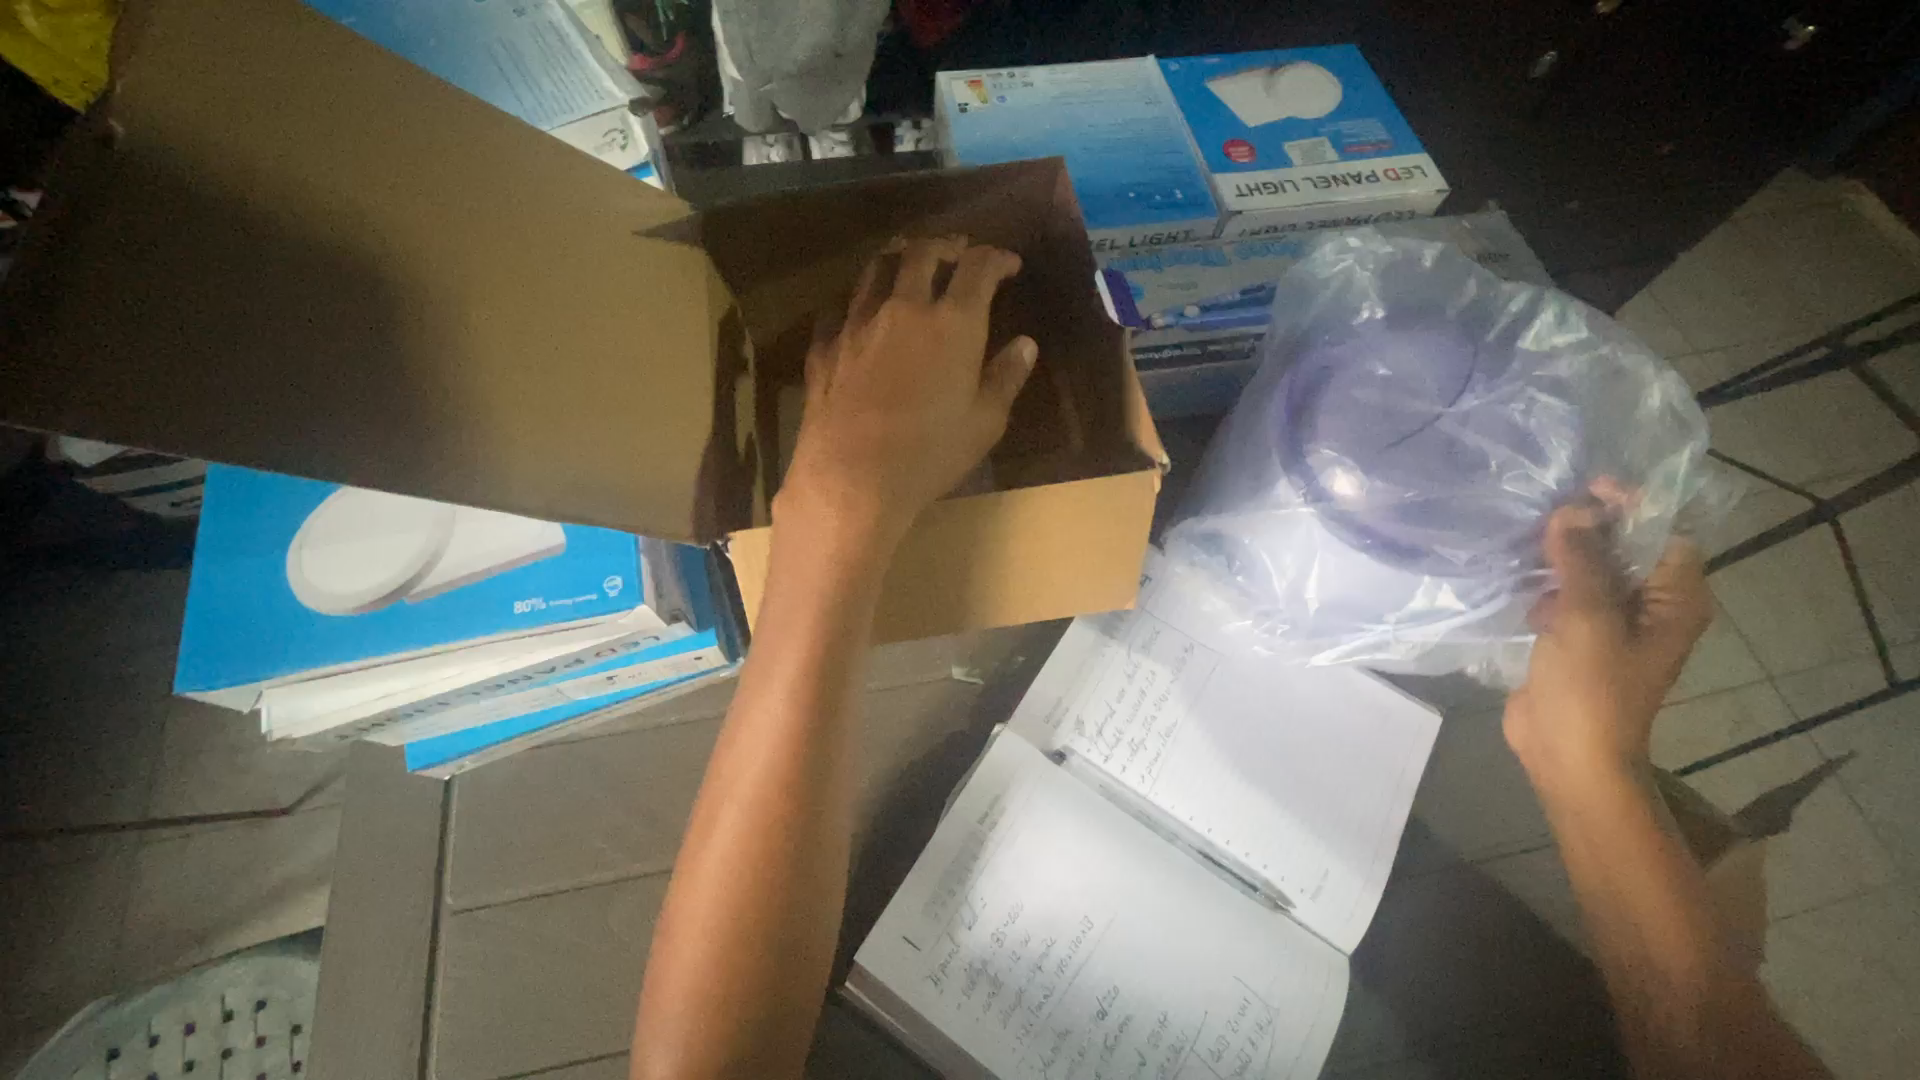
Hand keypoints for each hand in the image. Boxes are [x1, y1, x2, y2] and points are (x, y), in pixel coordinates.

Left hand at [776, 235, 1036, 551]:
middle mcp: (904, 309)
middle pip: (922, 254)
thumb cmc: (930, 454)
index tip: (1008, 263)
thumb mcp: (985, 423)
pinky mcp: (825, 348)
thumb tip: (1025, 345)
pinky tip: (859, 312)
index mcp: (953, 323)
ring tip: (907, 262)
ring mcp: (858, 325)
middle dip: (945, 246)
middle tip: (957, 251)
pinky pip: (839, 310)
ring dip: (897, 259)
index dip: (996, 258)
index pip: (978, 269)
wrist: (852, 479)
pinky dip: (857, 302)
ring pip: (875, 271)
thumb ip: (1005, 377)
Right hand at [1504, 503, 1712, 790]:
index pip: (1663, 534)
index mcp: (1674, 601)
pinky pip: (1563, 598)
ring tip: (1520, 538)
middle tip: (1541, 510)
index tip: (1583, 487)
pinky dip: (1543, 584)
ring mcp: (1610, 626)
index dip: (1630, 506)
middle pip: (1623, 550)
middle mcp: (1649, 608)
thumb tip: (1571, 510)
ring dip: (1558, 556)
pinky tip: (1514, 580)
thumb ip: (1580, 560)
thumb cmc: (1591, 687)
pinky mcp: (1574, 641)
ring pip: (1588, 573)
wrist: (1568, 753)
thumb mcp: (1586, 616)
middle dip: (1586, 528)